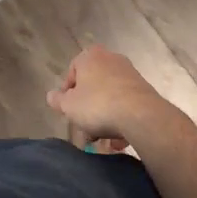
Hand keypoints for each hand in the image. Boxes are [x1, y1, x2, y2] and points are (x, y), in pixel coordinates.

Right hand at [46, 46, 175, 148]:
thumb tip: (52, 96)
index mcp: (89, 56)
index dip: (68, 95)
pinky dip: (121, 120)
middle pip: (93, 86)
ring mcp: (130, 73)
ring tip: (103, 140)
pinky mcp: (145, 90)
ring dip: (105, 118)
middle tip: (86, 129)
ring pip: (110, 97)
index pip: (72, 73)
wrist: (140, 115)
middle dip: (88, 109)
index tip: (69, 112)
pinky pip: (126, 105)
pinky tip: (119, 141)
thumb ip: (57, 100)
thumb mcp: (69, 106)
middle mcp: (110, 58)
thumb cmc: (98, 105)